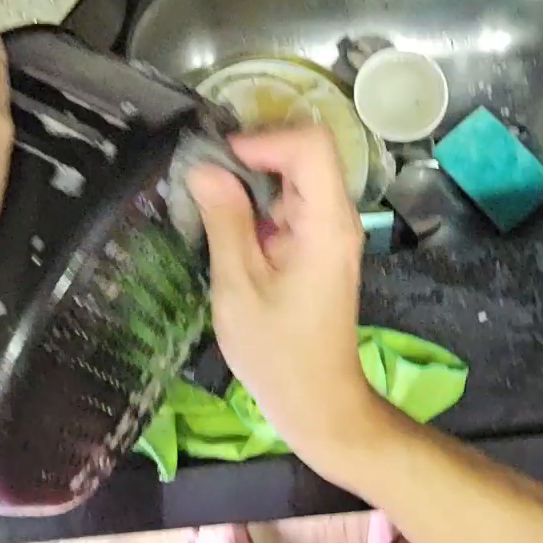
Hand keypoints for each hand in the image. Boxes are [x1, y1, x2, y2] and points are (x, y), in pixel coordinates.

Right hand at [188, 127, 383, 471]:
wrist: (319, 401)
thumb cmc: (278, 353)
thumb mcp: (239, 287)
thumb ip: (225, 220)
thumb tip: (204, 168)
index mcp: (326, 222)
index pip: (310, 144)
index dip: (264, 140)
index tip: (221, 162)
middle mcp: (338, 216)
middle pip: (305, 153)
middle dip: (254, 155)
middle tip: (206, 177)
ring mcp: (332, 229)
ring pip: (296, 175)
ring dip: (253, 179)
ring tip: (211, 202)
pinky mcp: (320, 243)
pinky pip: (293, 201)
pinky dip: (260, 201)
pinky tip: (231, 226)